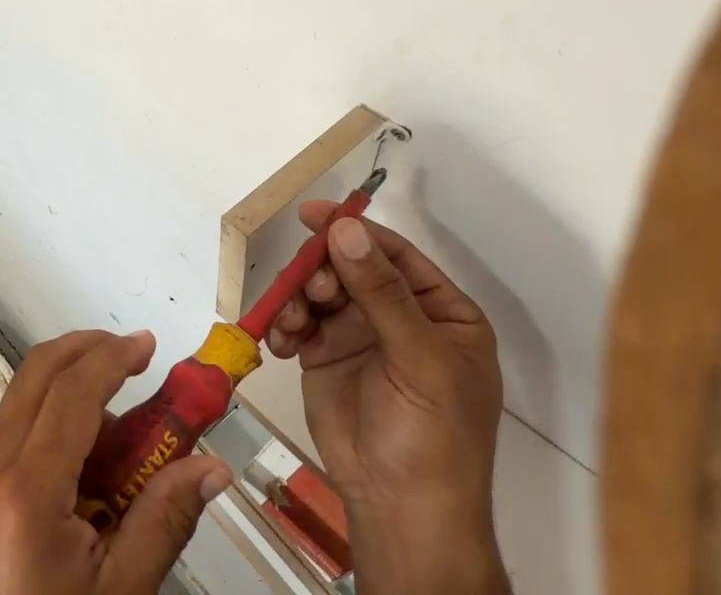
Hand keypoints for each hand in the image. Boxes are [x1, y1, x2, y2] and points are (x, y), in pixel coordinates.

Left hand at [0, 331, 233, 594]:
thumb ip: (161, 523)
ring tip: (127, 435)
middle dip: (87, 352)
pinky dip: (52, 424)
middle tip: (136, 358)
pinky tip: (89, 467)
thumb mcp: (115, 594)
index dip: (113, 358)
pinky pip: (13, 431)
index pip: (72, 392)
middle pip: (38, 374)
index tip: (148, 345)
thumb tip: (209, 470)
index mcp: (26, 486)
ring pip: (24, 400)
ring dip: (73, 392)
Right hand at [267, 203, 510, 593]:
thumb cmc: (432, 435)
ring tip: (293, 323)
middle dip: (320, 271)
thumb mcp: (419, 359)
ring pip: (316, 290)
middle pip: (346, 266)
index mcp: (439, 312)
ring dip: (298, 298)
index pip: (393, 255)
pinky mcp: (322, 354)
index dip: (354, 231)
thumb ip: (381, 292)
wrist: (399, 504)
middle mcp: (397, 316)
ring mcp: (357, 334)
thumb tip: (346, 229)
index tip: (311, 215)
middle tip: (309, 291)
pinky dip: (284, 324)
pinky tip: (282, 342)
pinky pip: (296, 321)